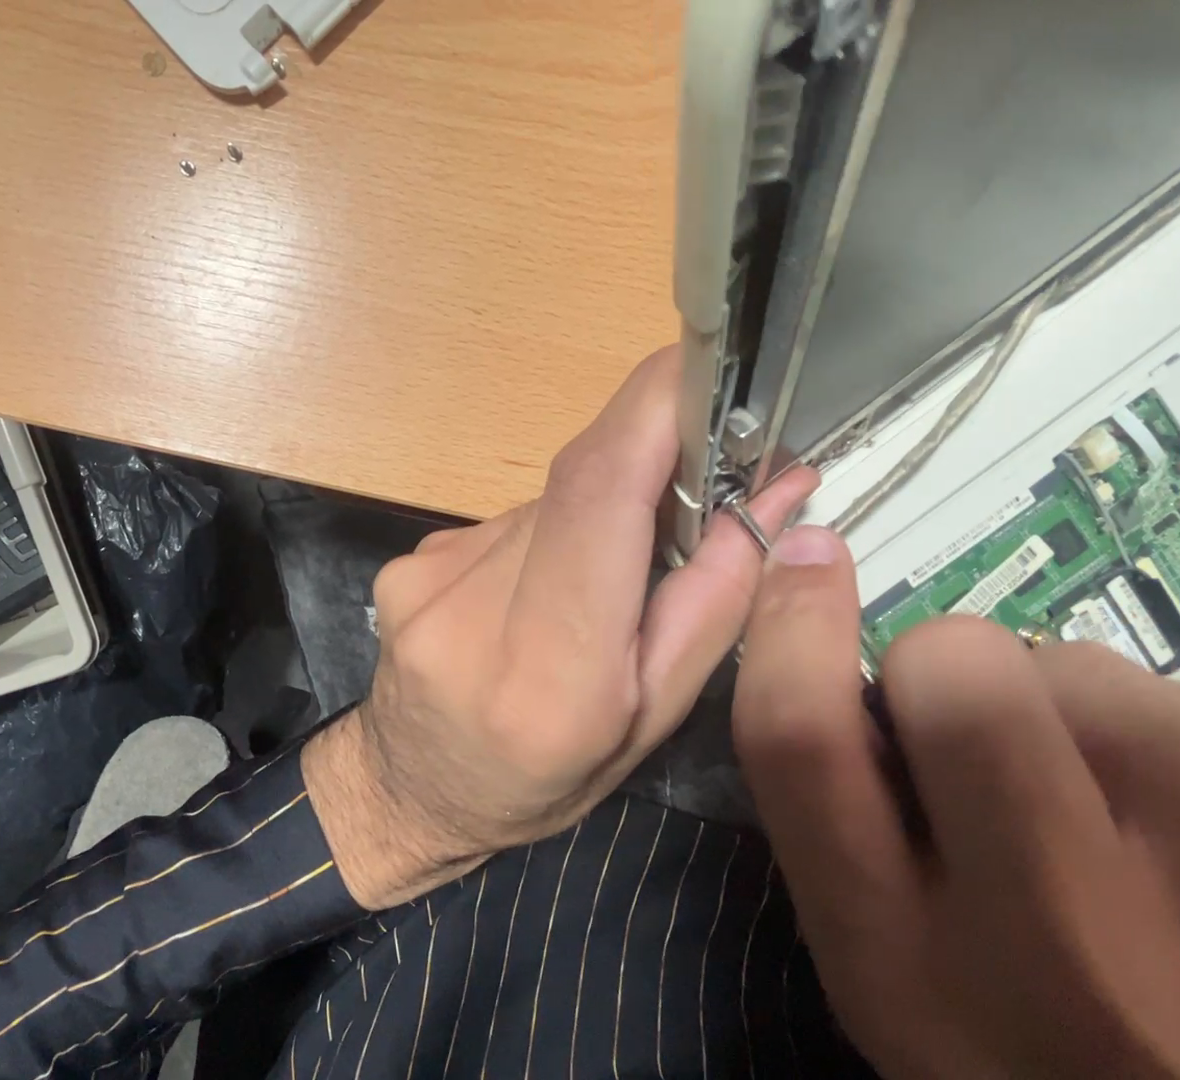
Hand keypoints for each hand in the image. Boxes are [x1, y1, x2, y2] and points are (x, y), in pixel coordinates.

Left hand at [302, 345, 818, 908]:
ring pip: (544, 505)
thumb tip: (773, 491)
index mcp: (545, 672)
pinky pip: (504, 526)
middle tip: (686, 515)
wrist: (407, 789)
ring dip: (589, 525)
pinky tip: (530, 600)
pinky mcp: (407, 562)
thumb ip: (709, 606)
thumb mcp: (645, 725)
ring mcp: (425, 577)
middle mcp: (469, 610)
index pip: (596, 495)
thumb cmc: (537, 782)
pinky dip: (542, 544)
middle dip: (643, 478)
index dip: (650, 414)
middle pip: (577, 487)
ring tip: (592, 595)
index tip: (705, 371)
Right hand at [733, 525, 1179, 1078]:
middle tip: (977, 735)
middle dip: (945, 667)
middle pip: (960, 670)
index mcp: (908, 965)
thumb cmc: (1027, 1053)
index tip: (804, 563)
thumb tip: (834, 657)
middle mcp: (1067, 937)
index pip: (803, 738)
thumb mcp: (890, 974)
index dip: (788, 626)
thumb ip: (839, 830)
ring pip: (1099, 675)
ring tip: (1108, 810)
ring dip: (1070, 709)